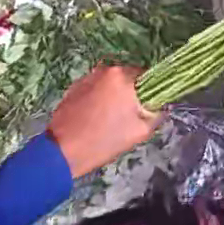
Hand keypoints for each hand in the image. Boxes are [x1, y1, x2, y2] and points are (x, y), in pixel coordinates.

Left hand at [45, 66, 159, 177]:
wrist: (60, 154)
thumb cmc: (104, 141)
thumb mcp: (140, 131)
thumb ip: (157, 114)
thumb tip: (162, 105)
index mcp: (123, 76)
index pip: (147, 75)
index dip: (150, 90)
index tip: (146, 106)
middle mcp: (105, 70)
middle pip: (127, 77)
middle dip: (130, 91)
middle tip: (129, 113)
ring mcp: (87, 77)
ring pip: (110, 82)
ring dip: (114, 93)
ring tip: (110, 116)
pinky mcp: (73, 87)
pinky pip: (95, 87)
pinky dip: (99, 97)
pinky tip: (95, 116)